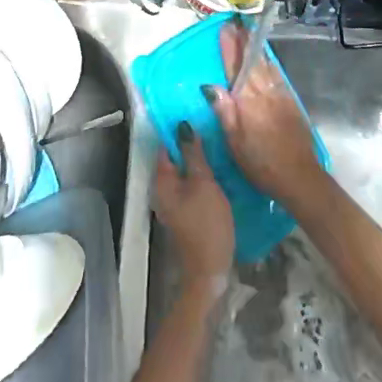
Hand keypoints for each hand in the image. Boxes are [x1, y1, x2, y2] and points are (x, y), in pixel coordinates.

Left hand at [153, 124, 234, 288]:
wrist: (211, 270)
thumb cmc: (207, 224)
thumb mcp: (203, 184)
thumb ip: (193, 154)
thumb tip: (182, 125)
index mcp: (161, 179)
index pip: (165, 144)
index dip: (179, 127)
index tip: (196, 111)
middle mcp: (162, 188)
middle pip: (175, 157)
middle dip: (191, 141)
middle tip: (213, 124)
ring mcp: (174, 200)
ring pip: (185, 170)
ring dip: (199, 158)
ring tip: (219, 142)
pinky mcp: (187, 210)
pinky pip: (191, 183)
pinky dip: (202, 174)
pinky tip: (219, 167)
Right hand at [206, 23, 326, 208]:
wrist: (300, 178)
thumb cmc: (261, 164)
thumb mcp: (235, 143)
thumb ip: (224, 112)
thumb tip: (210, 86)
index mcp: (247, 101)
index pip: (236, 67)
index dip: (230, 47)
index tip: (225, 27)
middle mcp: (265, 93)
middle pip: (252, 61)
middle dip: (243, 41)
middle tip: (237, 22)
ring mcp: (280, 97)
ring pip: (266, 66)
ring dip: (256, 49)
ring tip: (249, 34)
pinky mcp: (291, 104)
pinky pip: (277, 76)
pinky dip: (269, 64)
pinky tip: (267, 61)